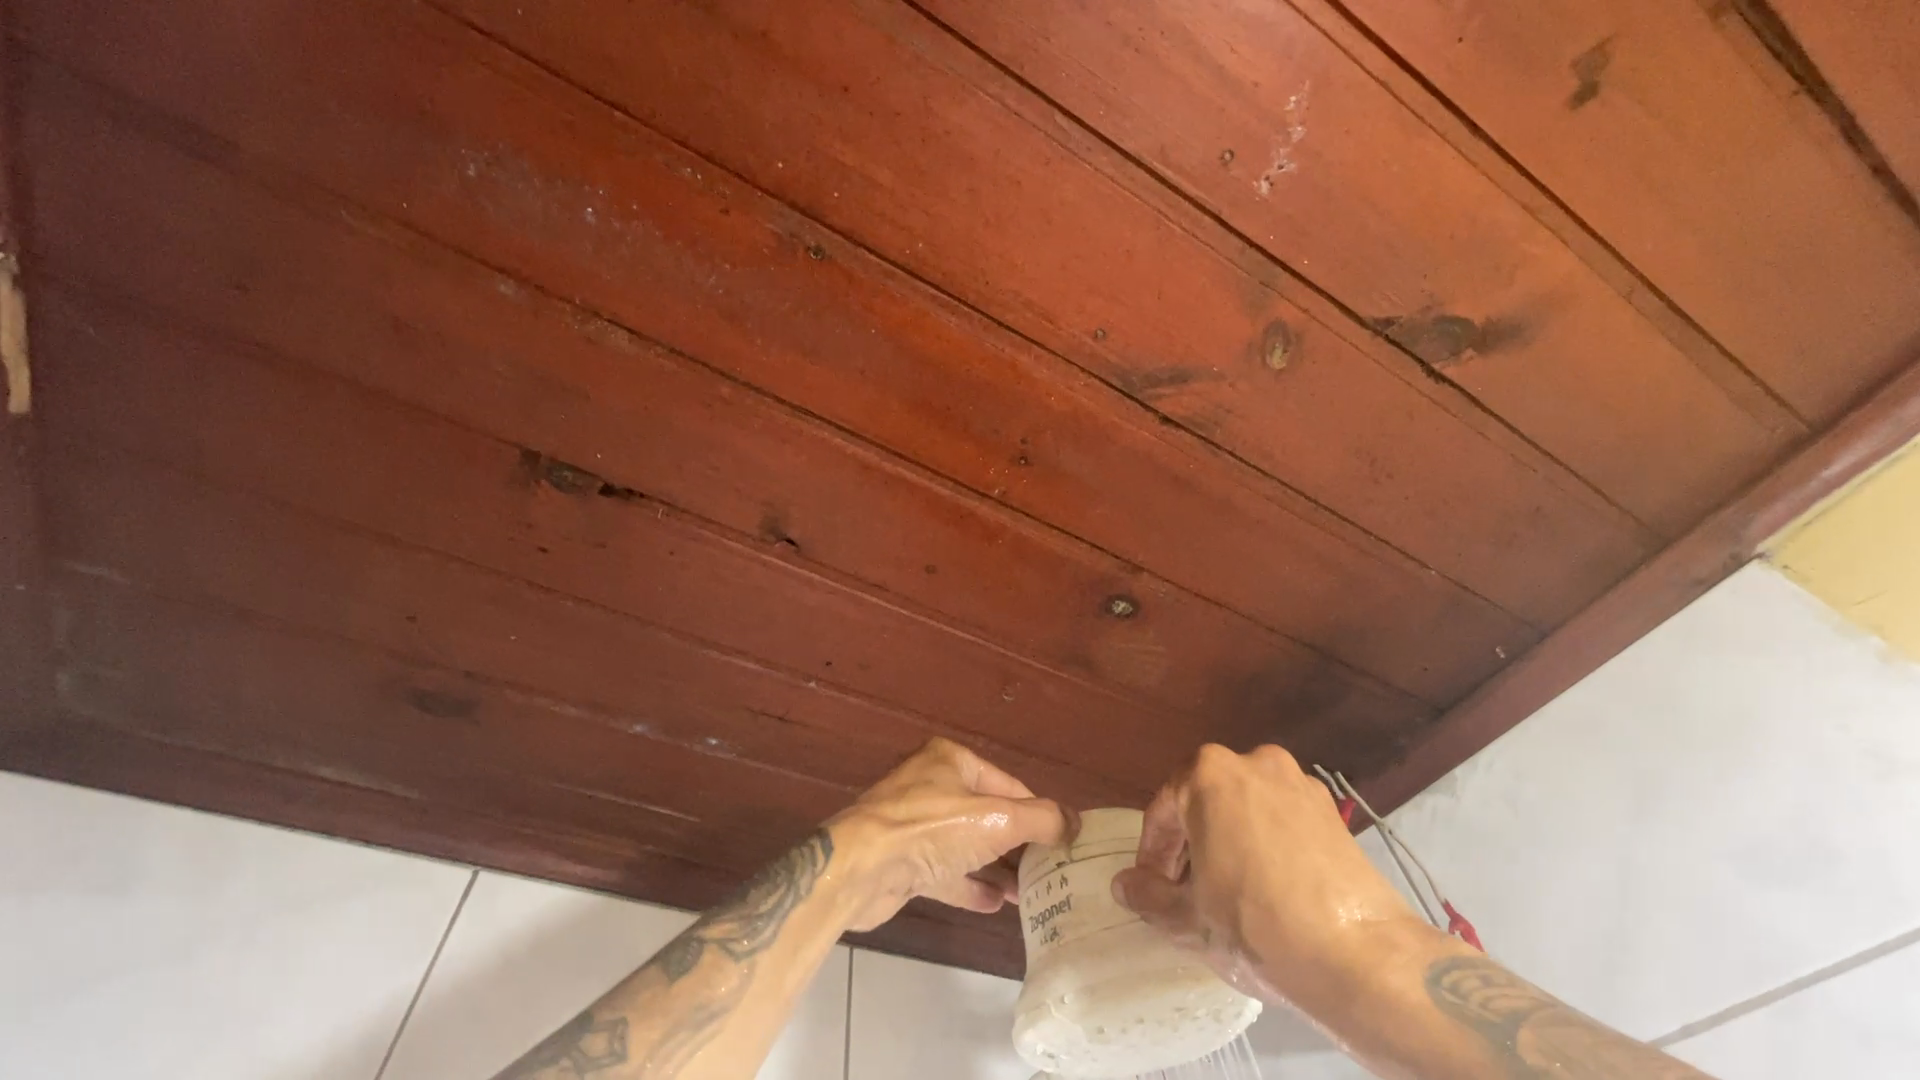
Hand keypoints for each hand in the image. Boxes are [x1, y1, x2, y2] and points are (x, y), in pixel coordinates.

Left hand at [828, 738, 1076, 932]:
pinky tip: (996, 904)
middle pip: (988, 815)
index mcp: (952, 761)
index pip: (1009, 785)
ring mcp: (915, 824)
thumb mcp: (999, 819)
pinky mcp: (903, 861)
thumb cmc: (933, 828)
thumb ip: (1042, 819)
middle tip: (1050, 872)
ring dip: (998, 868)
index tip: (1064, 843)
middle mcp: (932, 785)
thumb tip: (1075, 823)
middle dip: (1019, 844)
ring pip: (967, 846)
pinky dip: (971, 886)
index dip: (1038, 813)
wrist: (863, 868)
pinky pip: (946, 872)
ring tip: (1029, 893)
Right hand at [1110, 744, 1424, 1007]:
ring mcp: (1300, 784)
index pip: (1163, 810)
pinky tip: (1269, 889)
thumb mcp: (1186, 918)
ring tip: (1228, 891)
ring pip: (1246, 809)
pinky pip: (1282, 821)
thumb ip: (1146, 896)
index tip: (1152, 890)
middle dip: (1190, 844)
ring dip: (1228, 841)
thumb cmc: (1254, 923)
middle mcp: (1254, 763)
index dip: (1152, 854)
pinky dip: (1267, 845)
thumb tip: (1124, 885)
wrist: (1357, 955)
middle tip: (1186, 891)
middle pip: (1205, 802)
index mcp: (1209, 774)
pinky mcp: (1334, 813)